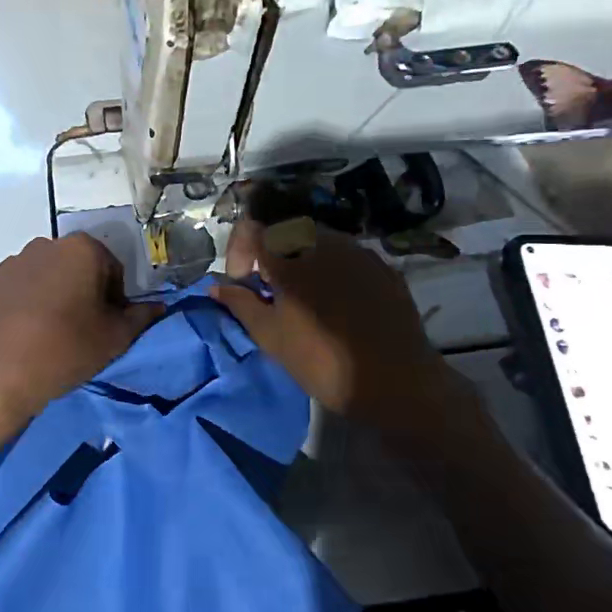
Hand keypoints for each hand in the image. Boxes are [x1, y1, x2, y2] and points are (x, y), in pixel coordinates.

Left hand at [0, 234, 164, 421]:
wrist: (0, 374)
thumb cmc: (67, 348)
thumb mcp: (116, 337)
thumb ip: (142, 316)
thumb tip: (159, 307)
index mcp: (81, 249)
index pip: (111, 269)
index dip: (115, 299)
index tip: (107, 325)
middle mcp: (45, 245)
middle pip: (75, 268)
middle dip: (82, 292)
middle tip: (81, 330)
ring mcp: (11, 263)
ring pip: (43, 277)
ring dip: (51, 296)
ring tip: (50, 334)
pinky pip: (15, 291)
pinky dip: (23, 305)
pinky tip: (23, 335)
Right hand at [210, 219, 449, 426]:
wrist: (397, 382)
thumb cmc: (322, 362)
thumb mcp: (271, 337)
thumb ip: (241, 304)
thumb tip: (215, 287)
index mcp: (291, 256)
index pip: (253, 228)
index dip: (238, 250)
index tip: (242, 281)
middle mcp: (324, 242)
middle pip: (284, 230)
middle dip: (269, 253)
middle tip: (268, 288)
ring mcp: (357, 251)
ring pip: (316, 239)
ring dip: (298, 258)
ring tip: (300, 294)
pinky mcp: (381, 266)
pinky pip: (345, 254)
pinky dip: (329, 268)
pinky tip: (334, 300)